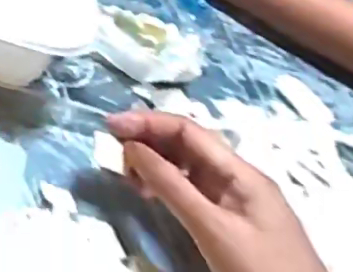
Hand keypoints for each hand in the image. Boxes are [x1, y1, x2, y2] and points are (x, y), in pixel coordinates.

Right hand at [109, 111, 324, 271]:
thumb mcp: (213, 230)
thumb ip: (171, 185)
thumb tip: (130, 146)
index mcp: (242, 173)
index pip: (186, 129)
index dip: (146, 122)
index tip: (110, 127)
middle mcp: (239, 179)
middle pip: (185, 143)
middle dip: (147, 141)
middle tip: (115, 153)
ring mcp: (237, 201)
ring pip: (186, 165)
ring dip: (153, 163)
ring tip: (129, 177)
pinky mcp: (232, 221)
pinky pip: (191, 188)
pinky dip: (165, 184)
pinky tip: (150, 193)